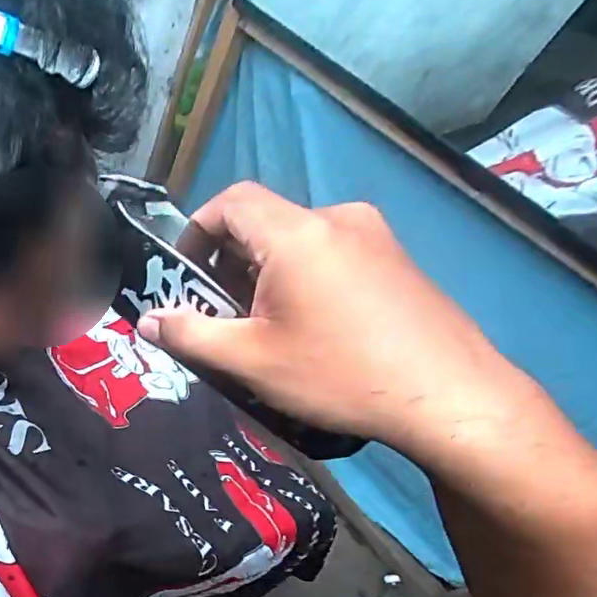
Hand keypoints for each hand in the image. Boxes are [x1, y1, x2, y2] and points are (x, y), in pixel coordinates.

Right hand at [137, 182, 547, 465]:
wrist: (448, 395)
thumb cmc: (340, 374)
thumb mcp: (252, 361)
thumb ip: (191, 336)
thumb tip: (147, 320)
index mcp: (296, 233)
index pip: (231, 200)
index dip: (196, 230)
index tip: (183, 274)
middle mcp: (337, 218)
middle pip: (264, 223)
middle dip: (230, 263)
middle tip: (222, 316)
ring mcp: (375, 236)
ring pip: (299, 242)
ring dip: (268, 275)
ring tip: (268, 330)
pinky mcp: (397, 260)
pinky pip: (333, 255)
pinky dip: (305, 280)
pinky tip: (315, 330)